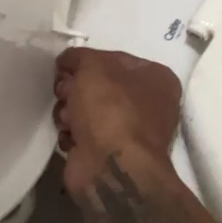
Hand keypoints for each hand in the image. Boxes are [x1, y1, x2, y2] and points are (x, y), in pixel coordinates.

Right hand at [53, 48, 182, 193]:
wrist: (110, 166)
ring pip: (86, 110)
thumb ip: (79, 56)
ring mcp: (129, 132)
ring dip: (69, 112)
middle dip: (74, 89)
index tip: (65, 68)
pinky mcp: (109, 153)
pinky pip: (82, 135)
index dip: (86, 62)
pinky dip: (72, 135)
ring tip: (68, 121)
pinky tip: (72, 138)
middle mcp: (148, 105)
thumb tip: (69, 61)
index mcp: (156, 79)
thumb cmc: (110, 108)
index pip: (114, 59)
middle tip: (66, 94)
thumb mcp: (93, 66)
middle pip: (98, 86)